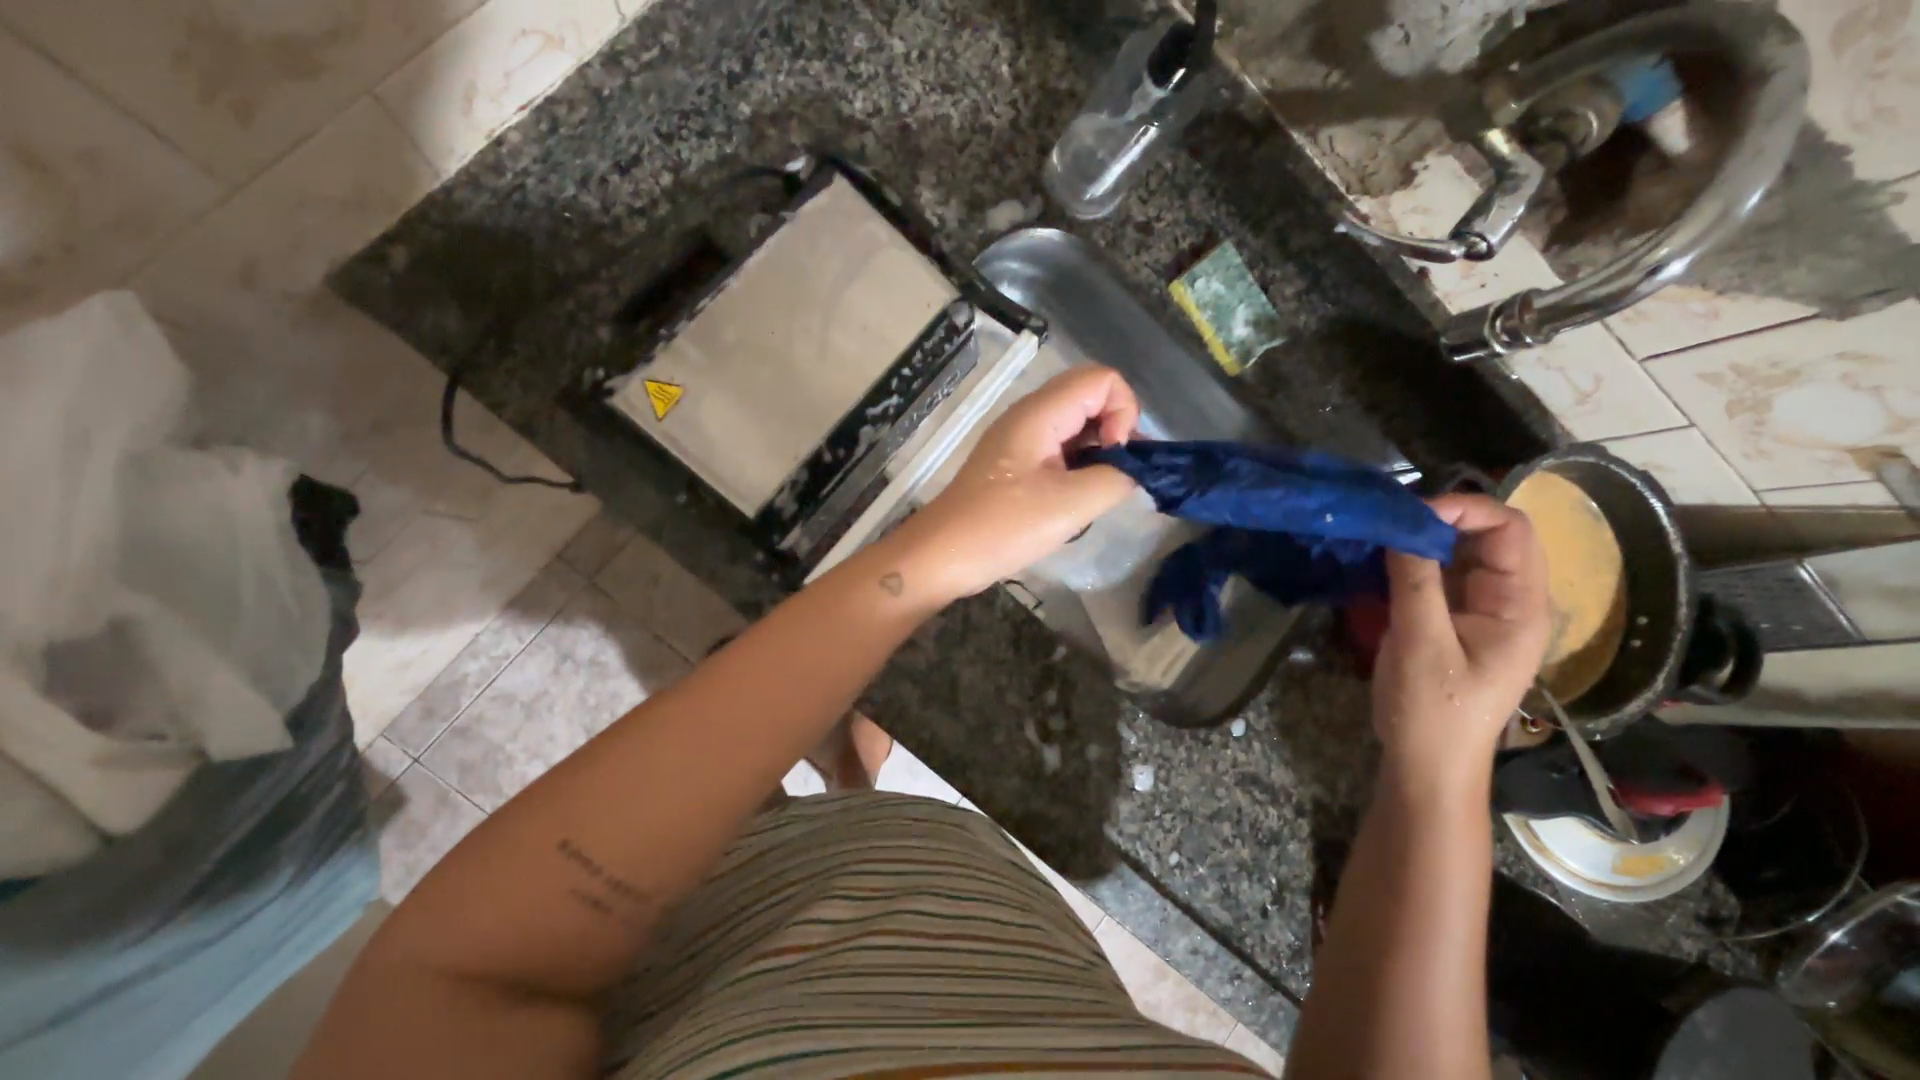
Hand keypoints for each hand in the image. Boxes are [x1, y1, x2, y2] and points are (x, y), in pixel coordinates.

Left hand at [893, 366, 1140, 600]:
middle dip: (1116, 429)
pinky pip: (1061, 446)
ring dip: (1099, 449)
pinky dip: (1080, 463)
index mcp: (1039, 413)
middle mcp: (1030, 414)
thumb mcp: (1070, 506)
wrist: (943, 555)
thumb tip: (1135, 470)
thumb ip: (1115, 478)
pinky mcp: (1017, 461)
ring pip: (1077, 422)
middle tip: (1114, 473)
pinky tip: (1077, 497)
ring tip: (1097, 490)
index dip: (1124, 412)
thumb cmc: (1002, 527)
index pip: (1103, 379)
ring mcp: (1021, 437)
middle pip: (1091, 395)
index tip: (1116, 457)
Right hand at [1370, 493, 1549, 791]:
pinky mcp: (1457, 622)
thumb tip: (1402, 524)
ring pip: (1464, 554)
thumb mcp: (1420, 643)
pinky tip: (1384, 563)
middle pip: (1489, 536)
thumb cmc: (1432, 711)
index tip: (1412, 513)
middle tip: (1391, 524)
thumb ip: (1415, 580)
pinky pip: (1443, 576)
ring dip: (1426, 540)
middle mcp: (1511, 601)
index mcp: (1521, 606)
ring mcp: (1484, 612)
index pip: (1511, 529)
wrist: (1428, 766)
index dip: (1465, 509)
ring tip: (1383, 539)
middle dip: (1442, 521)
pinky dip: (1416, 562)